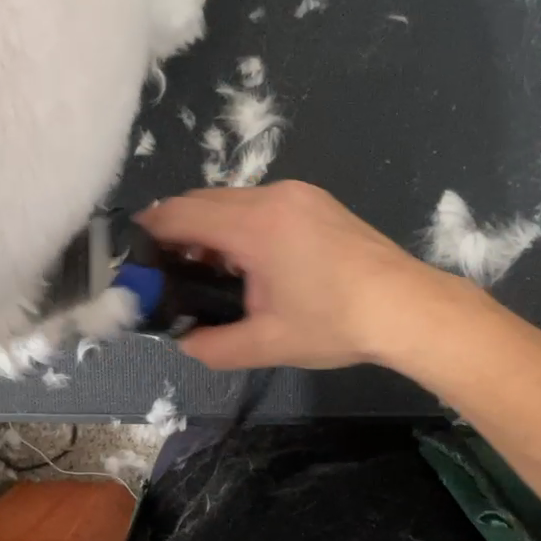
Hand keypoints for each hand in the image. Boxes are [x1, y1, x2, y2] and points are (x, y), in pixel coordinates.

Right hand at [137, 182, 445, 370]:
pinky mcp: (315, 201)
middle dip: (177, 231)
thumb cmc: (335, 324)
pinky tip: (245, 260)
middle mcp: (273, 197)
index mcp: (255, 227)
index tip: (133, 255)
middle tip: (167, 270)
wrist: (407, 308)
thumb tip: (184, 342)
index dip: (150, 233)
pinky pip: (258, 203)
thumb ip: (213, 346)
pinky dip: (237, 224)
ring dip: (209, 228)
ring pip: (230, 200)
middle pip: (202, 200)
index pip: (181, 215)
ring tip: (206, 271)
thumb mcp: (266, 344)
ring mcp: (298, 194)